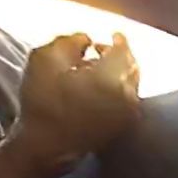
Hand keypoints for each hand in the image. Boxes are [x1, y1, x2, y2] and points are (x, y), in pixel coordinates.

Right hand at [5, 32, 141, 175]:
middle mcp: (127, 97)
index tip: (115, 33)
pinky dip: (121, 87)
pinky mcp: (125, 125)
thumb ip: (68, 43)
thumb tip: (86, 37)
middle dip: (121, 55)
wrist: (52, 143)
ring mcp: (129, 113)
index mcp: (110, 79)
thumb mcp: (45, 61)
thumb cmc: (44, 100)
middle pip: (133, 69)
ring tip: (98, 65)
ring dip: (121, 71)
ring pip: (133, 84)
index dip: (120, 41)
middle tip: (103, 48)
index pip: (124, 53)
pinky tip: (101, 85)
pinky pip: (130, 99)